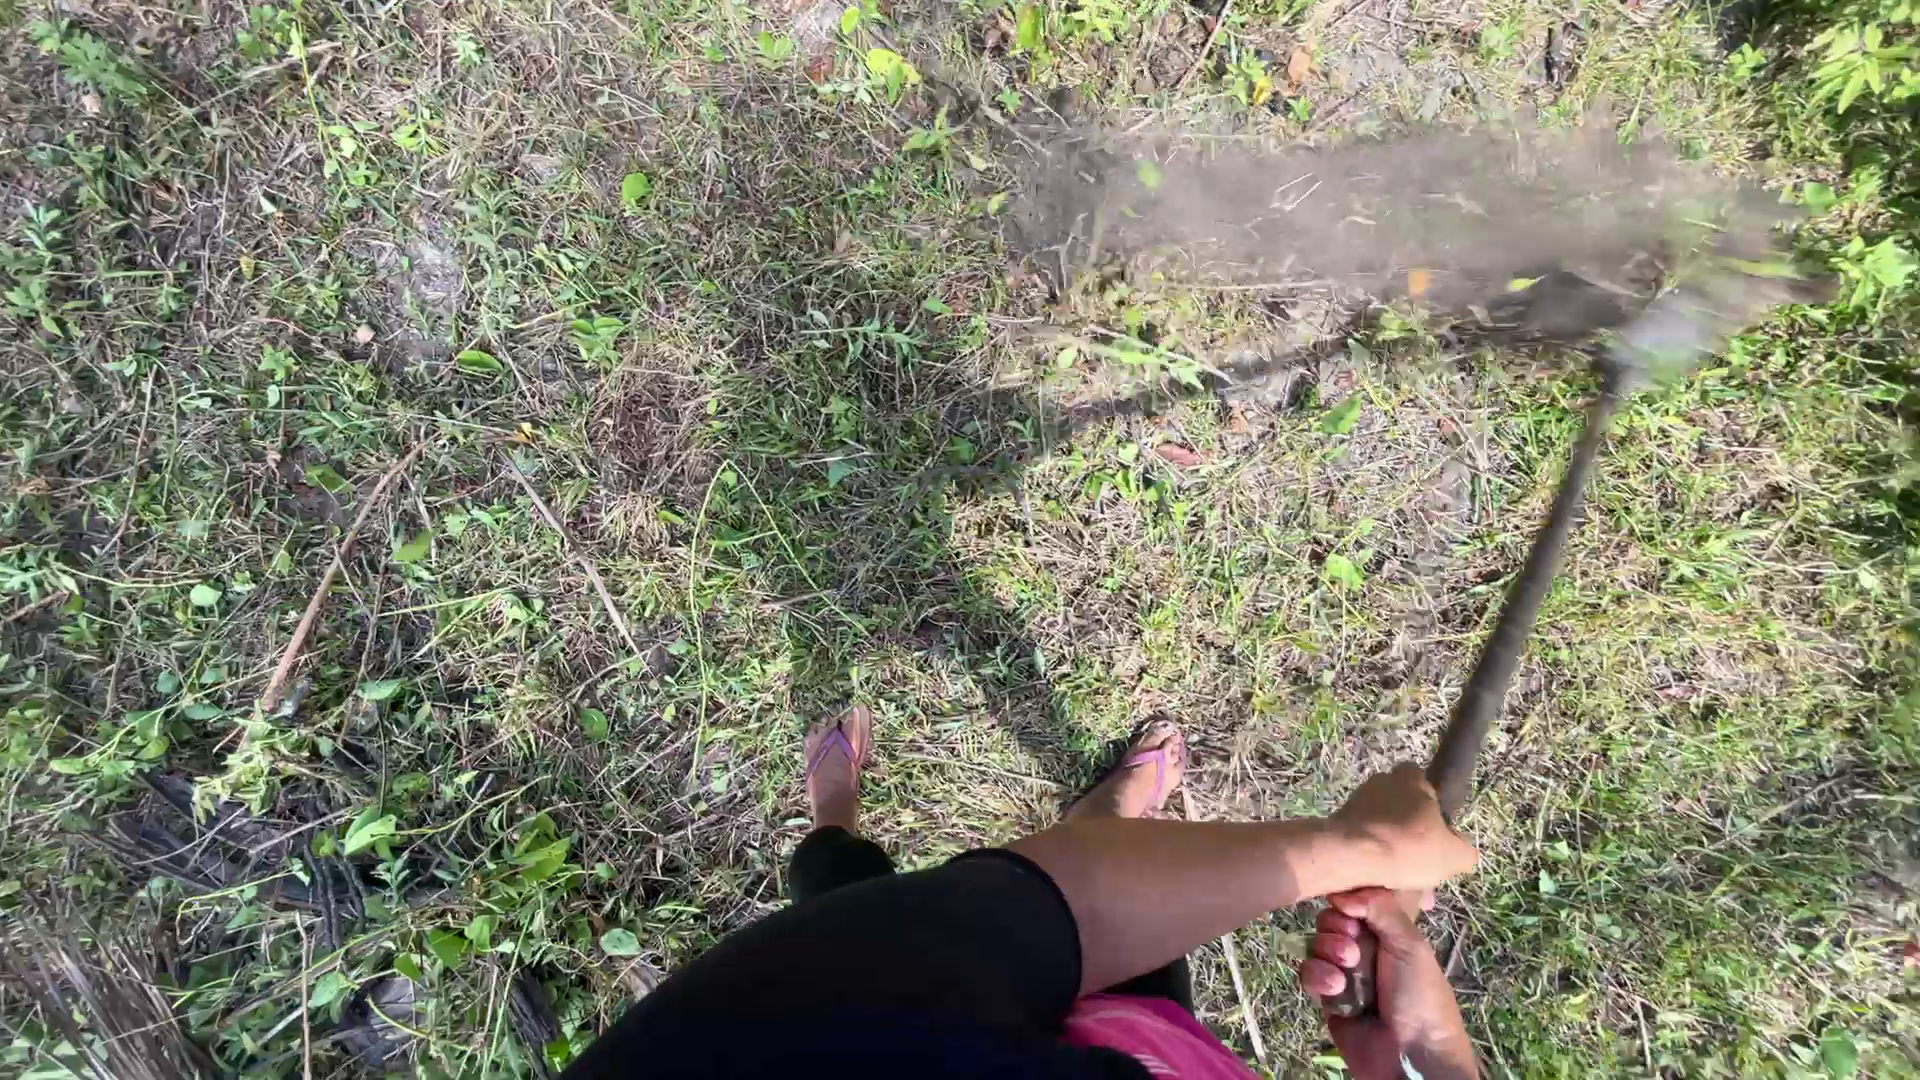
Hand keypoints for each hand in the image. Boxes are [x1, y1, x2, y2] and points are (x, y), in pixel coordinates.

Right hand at [1300, 888, 1477, 1079]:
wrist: (1413, 1060)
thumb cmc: (1420, 999)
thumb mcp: (1411, 945)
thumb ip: (1379, 907)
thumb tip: (1339, 891)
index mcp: (1387, 937)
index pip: (1354, 904)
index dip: (1347, 904)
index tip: (1350, 912)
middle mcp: (1364, 952)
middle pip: (1330, 922)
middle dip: (1335, 931)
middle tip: (1351, 949)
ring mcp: (1344, 974)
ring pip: (1316, 945)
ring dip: (1326, 955)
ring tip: (1344, 973)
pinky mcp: (1327, 997)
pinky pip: (1308, 974)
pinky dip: (1318, 978)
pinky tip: (1333, 989)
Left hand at [1333, 765, 1478, 892]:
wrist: (1352, 853)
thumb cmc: (1409, 845)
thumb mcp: (1455, 855)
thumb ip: (1462, 849)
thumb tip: (1460, 849)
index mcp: (1407, 779)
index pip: (1419, 777)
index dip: (1430, 800)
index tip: (1435, 826)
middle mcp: (1379, 782)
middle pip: (1400, 804)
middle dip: (1411, 830)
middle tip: (1421, 858)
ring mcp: (1356, 799)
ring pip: (1382, 823)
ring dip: (1392, 845)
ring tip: (1403, 876)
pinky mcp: (1339, 819)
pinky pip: (1363, 836)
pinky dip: (1372, 852)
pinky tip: (1382, 876)